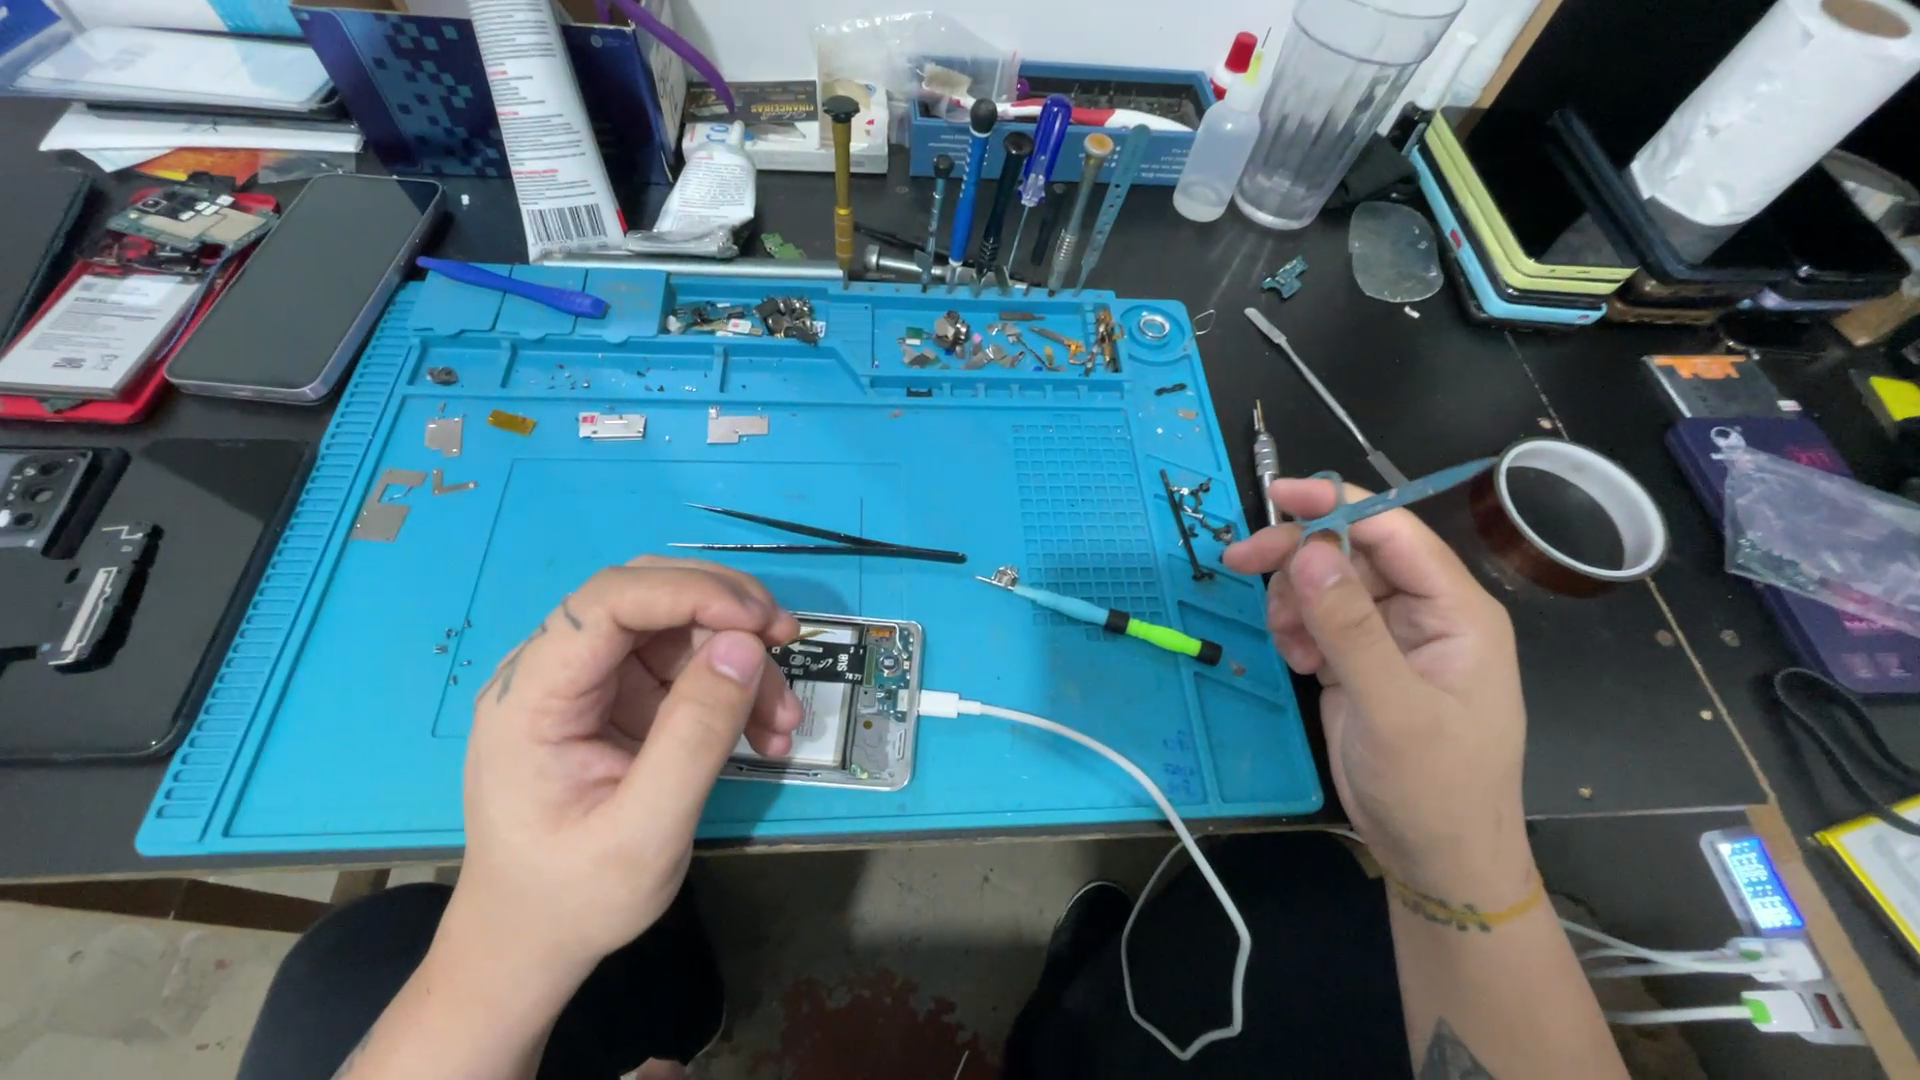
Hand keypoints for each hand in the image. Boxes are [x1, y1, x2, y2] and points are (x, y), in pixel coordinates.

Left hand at [442, 557, 802, 993]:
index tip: (761, 624)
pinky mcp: (621, 701)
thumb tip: (746, 646)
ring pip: (679, 630)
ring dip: (741, 662)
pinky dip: (735, 691)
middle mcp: (556, 673)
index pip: (608, 603)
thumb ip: (695, 736)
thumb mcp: (645, 831)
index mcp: (532, 697)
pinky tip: (766, 735)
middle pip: (646, 597)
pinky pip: (688, 668)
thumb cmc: (575, 898)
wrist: (535, 945)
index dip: (690, 593)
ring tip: (784, 722)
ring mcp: (591, 684)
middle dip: (724, 611)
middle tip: (786, 641)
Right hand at [1224, 479, 1530, 901]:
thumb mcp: (1392, 709)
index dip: (1335, 505)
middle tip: (1238, 562)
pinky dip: (1295, 630)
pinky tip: (1296, 662)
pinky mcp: (1360, 662)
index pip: (1393, 531)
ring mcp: (1389, 637)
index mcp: (1455, 610)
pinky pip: (1317, 620)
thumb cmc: (1433, 786)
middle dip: (1297, 556)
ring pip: (1326, 585)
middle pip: (1350, 552)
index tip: (1274, 497)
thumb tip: (1308, 556)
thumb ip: (1351, 630)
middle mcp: (1423, 612)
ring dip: (1292, 601)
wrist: (1434, 857)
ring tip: (1286, 643)